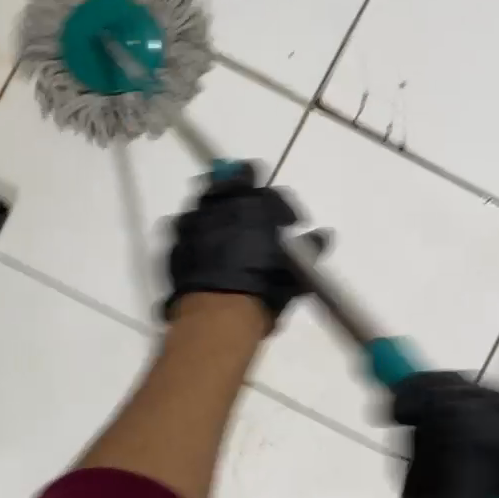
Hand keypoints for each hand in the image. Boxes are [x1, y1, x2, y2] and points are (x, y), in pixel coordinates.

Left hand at [161, 162, 308, 324]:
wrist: (219, 313)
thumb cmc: (265, 286)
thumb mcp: (295, 270)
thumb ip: (308, 247)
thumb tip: (324, 234)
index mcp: (255, 205)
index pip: (269, 192)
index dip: (280, 204)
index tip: (286, 220)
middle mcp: (222, 205)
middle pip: (229, 184)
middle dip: (241, 191)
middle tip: (251, 212)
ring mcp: (193, 222)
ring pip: (205, 204)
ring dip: (216, 211)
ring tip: (226, 230)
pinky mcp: (174, 242)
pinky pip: (187, 229)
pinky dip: (198, 234)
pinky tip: (206, 251)